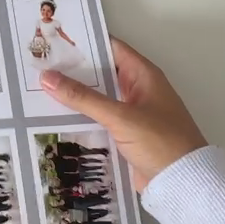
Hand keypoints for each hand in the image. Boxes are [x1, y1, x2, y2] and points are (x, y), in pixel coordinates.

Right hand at [41, 39, 207, 188]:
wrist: (184, 186)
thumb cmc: (160, 142)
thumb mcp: (120, 117)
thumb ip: (82, 97)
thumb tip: (46, 77)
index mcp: (143, 75)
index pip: (110, 47)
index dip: (84, 40)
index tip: (54, 37)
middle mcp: (137, 88)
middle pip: (101, 71)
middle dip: (73, 67)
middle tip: (39, 60)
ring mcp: (131, 111)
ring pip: (97, 95)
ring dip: (75, 92)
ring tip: (39, 83)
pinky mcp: (126, 132)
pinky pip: (98, 116)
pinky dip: (81, 113)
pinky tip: (55, 113)